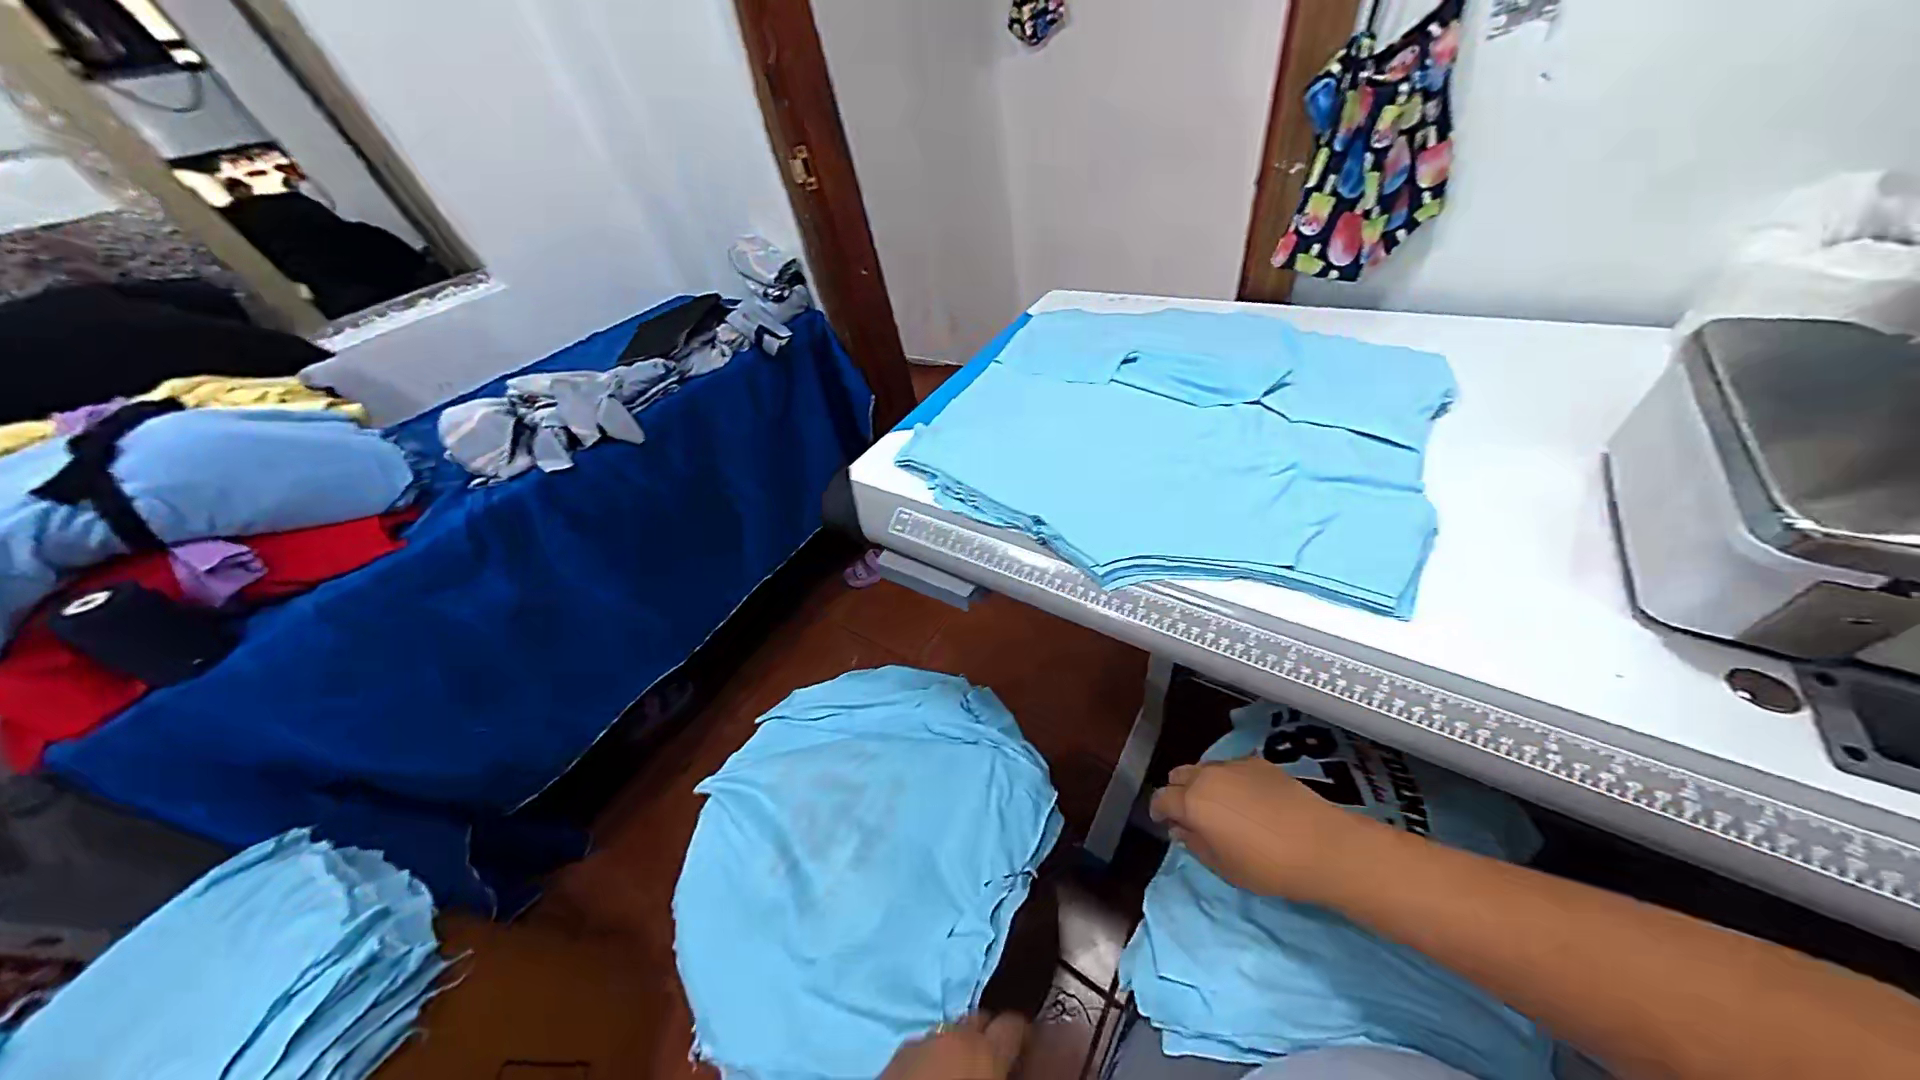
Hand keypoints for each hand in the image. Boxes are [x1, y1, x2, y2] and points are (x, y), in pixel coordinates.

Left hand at [878, 1012, 1028, 1079]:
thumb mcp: (990, 1079)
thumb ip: (1005, 1068)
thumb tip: (1013, 1064)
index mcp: (983, 1049)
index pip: (1013, 1024)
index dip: (1024, 1031)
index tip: (1032, 1041)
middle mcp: (952, 1034)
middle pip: (978, 1020)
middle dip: (989, 1033)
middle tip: (999, 1056)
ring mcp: (919, 1041)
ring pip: (948, 1032)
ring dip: (958, 1045)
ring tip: (964, 1068)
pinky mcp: (894, 1057)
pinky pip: (923, 1048)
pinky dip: (934, 1056)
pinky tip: (935, 1076)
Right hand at [1149, 756, 1386, 902]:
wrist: (1324, 846)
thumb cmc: (1268, 866)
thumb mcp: (1224, 867)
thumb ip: (1195, 844)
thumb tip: (1180, 829)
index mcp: (1192, 801)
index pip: (1161, 798)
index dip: (1159, 811)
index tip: (1164, 823)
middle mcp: (1207, 775)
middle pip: (1178, 775)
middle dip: (1178, 792)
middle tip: (1190, 815)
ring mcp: (1234, 765)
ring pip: (1204, 768)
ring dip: (1202, 783)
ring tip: (1219, 806)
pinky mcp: (1260, 762)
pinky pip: (1231, 766)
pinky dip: (1228, 779)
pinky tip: (1247, 799)